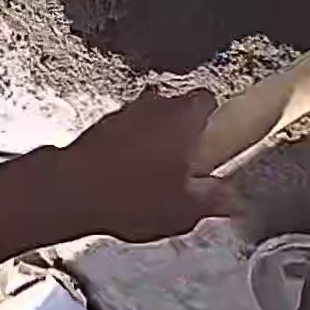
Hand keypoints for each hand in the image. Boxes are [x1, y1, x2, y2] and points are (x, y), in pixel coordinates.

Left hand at [56, 88, 222, 241]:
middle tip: (188, 166)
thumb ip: (213, 198)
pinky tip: (130, 175)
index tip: (215, 140)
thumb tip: (233, 196)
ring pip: (153, 117)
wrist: (76, 188)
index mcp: (181, 118)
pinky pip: (130, 127)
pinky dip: (134, 144)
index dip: (214, 118)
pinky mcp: (106, 121)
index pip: (207, 100)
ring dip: (158, 137)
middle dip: (185, 133)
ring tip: (156, 176)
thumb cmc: (134, 195)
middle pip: (180, 108)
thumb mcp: (184, 209)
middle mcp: (156, 104)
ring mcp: (128, 110)